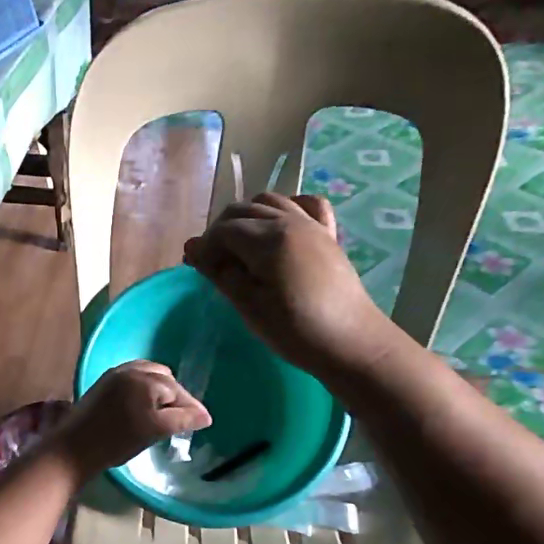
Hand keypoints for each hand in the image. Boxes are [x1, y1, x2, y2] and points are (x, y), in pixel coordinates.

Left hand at [52, 361, 210, 474]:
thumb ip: (182, 419)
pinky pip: (131, 381)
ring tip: (163, 413)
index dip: (190, 406)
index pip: (176, 389)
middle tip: (181, 418)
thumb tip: (205, 416)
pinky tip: (143, 408)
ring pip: (147, 377)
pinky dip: (143, 391)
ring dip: (158, 392)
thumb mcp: (155, 430)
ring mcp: (113, 376)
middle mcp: (129, 370)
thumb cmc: (117, 440)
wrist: (74, 448)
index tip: (201, 421)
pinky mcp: (102, 385)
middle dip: (174, 396)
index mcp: (144, 378)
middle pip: (163, 379)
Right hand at [183, 193, 406, 373]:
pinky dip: (286, 207)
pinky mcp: (327, 234)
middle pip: (243, 210)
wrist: (351, 342)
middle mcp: (290, 221)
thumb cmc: (295, 330)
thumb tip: (192, 248)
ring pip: (270, 201)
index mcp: (269, 239)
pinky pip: (305, 204)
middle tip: (213, 263)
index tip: (196, 269)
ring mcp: (312, 224)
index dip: (205, 246)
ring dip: (247, 217)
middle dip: (220, 231)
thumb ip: (220, 273)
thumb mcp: (249, 306)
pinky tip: (279, 226)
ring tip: (240, 247)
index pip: (223, 230)